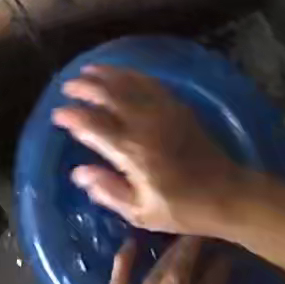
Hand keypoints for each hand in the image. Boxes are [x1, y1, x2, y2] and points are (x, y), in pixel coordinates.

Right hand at [52, 65, 250, 236]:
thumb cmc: (181, 208)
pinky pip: (150, 83)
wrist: (226, 193)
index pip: (94, 126)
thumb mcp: (140, 212)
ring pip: (128, 83)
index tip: (58, 115)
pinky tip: (121, 73)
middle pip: (108, 95)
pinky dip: (131, 74)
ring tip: (87, 71)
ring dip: (105, 75)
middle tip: (68, 87)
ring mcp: (163, 112)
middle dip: (85, 88)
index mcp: (132, 153)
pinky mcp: (177, 106)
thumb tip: (78, 173)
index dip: (73, 116)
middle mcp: (145, 125)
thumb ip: (107, 190)